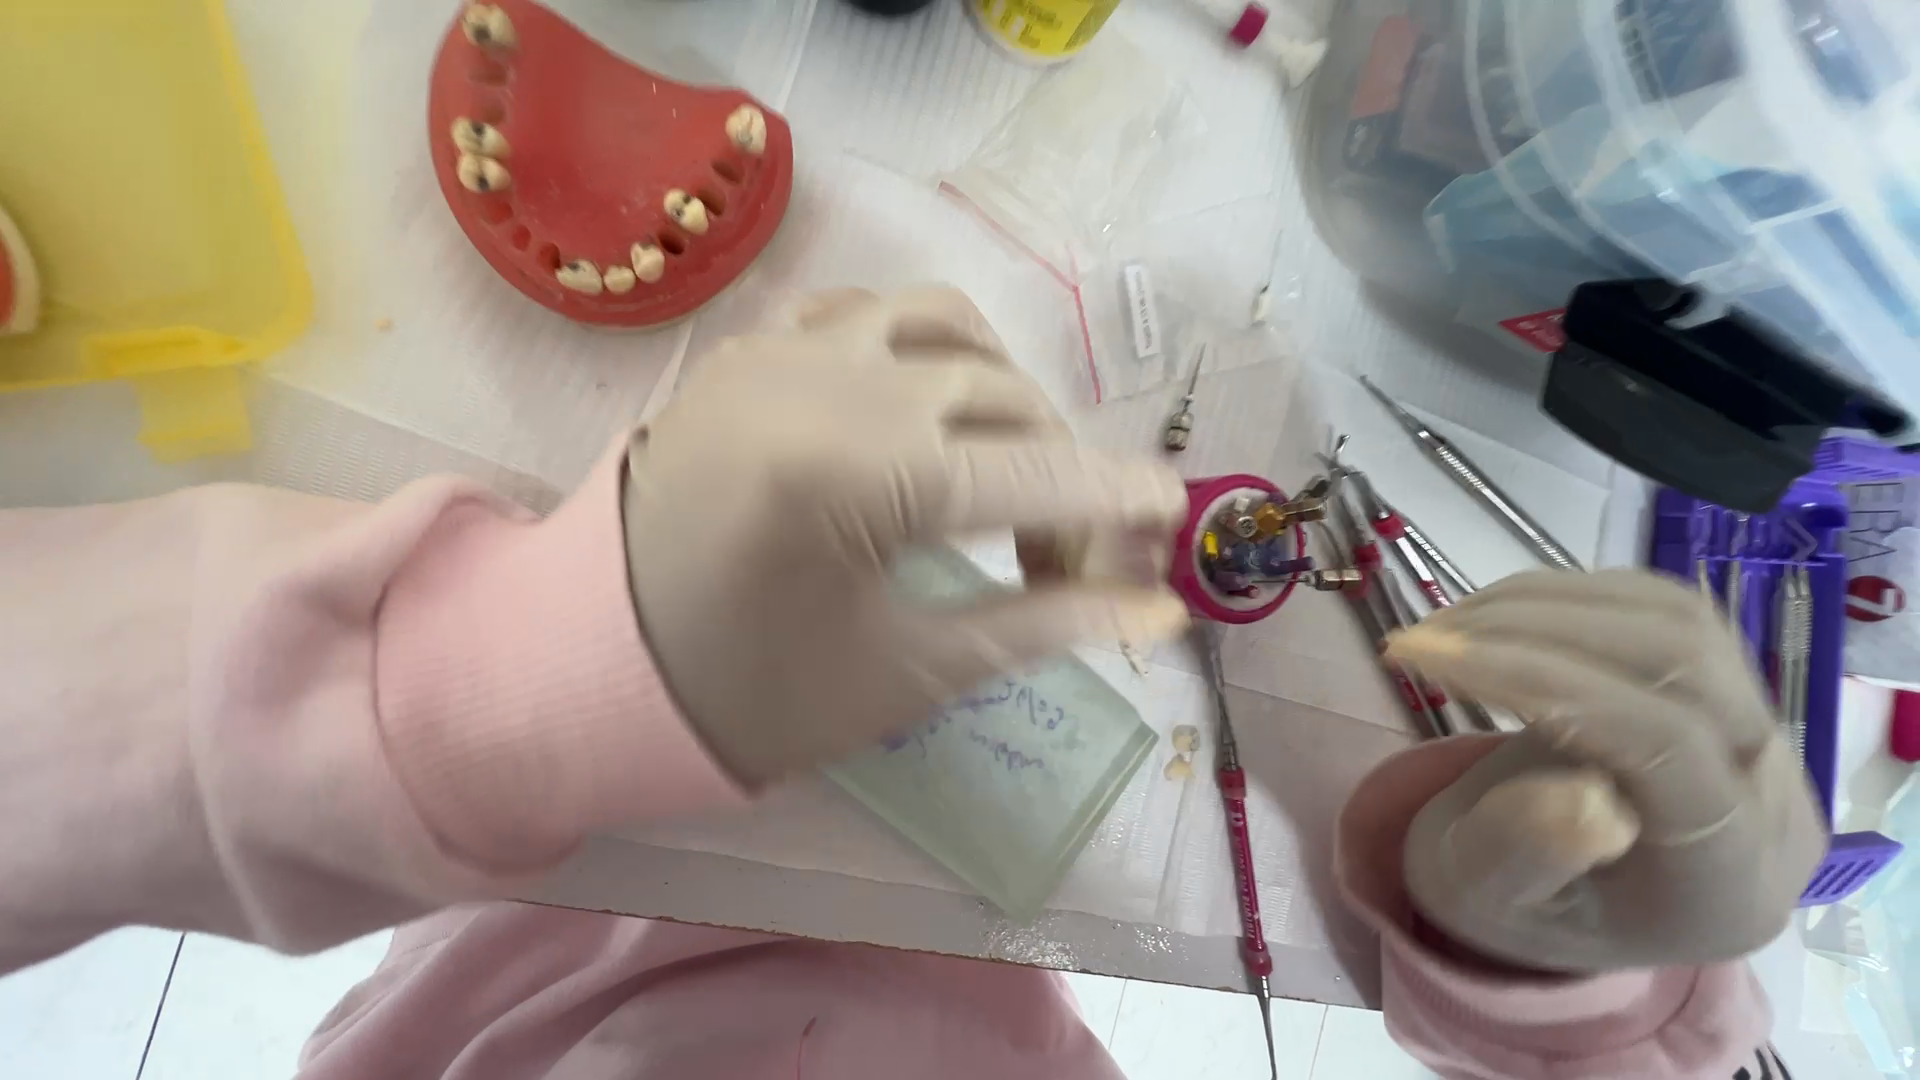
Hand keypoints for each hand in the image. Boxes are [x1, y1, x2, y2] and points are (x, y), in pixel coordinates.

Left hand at [621, 286, 1189, 785]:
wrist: (592, 664)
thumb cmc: (750, 694)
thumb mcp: (908, 671)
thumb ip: (1043, 625)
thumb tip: (1159, 610)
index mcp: (862, 476)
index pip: (1034, 476)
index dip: (1116, 498)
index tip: (1172, 514)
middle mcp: (830, 382)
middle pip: (1003, 400)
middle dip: (1058, 475)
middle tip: (1061, 560)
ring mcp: (785, 348)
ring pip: (948, 327)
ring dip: (1004, 393)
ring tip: (1005, 470)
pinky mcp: (754, 346)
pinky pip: (869, 312)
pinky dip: (924, 349)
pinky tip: (927, 407)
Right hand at [1384, 569, 1824, 972]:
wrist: (1545, 884)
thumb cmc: (1507, 898)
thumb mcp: (1485, 893)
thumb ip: (1528, 854)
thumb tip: (1586, 800)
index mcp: (1723, 874)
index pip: (1662, 743)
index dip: (1538, 681)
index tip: (1423, 655)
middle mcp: (1768, 794)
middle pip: (1679, 660)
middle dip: (1531, 627)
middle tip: (1423, 635)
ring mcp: (1751, 730)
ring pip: (1670, 618)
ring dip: (1536, 602)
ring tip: (1439, 626)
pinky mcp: (1715, 685)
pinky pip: (1654, 607)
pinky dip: (1556, 594)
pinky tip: (1484, 617)